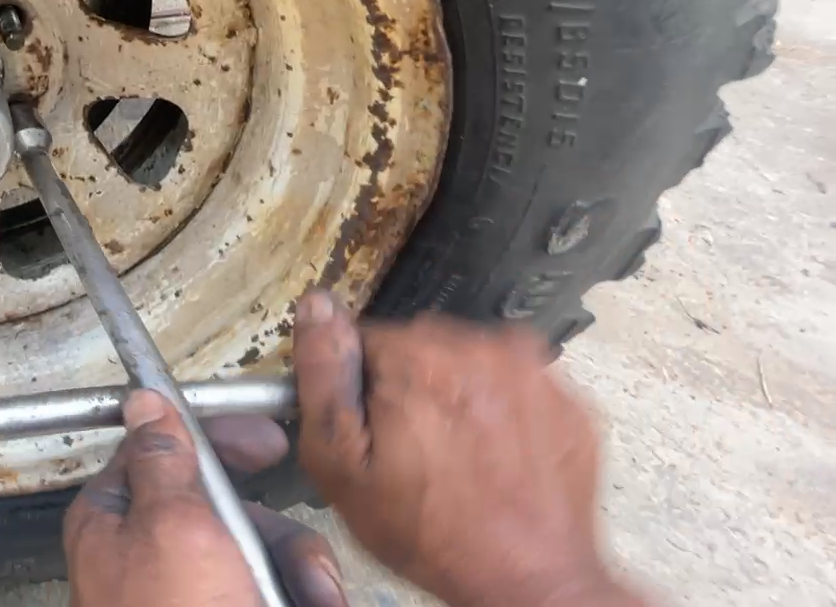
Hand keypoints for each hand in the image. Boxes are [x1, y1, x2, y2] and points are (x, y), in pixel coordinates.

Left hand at [63, 389, 347, 606]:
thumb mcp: (171, 527)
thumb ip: (163, 460)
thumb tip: (142, 398)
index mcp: (115, 517)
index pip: (160, 448)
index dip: (213, 436)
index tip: (270, 440)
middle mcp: (147, 551)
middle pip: (218, 507)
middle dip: (271, 528)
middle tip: (306, 558)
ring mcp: (188, 595)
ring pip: (255, 556)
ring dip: (297, 576)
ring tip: (316, 604)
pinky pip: (273, 595)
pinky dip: (302, 601)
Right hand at [292, 291, 646, 606]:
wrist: (534, 588)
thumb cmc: (429, 530)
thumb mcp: (338, 458)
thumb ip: (321, 373)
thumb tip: (316, 306)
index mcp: (417, 357)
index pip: (360, 336)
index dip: (357, 381)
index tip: (369, 425)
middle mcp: (478, 350)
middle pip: (412, 340)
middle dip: (404, 379)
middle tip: (408, 441)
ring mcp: (532, 373)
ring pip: (460, 354)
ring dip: (449, 386)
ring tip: (451, 446)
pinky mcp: (568, 400)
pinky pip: (509, 377)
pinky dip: (495, 401)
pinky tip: (490, 446)